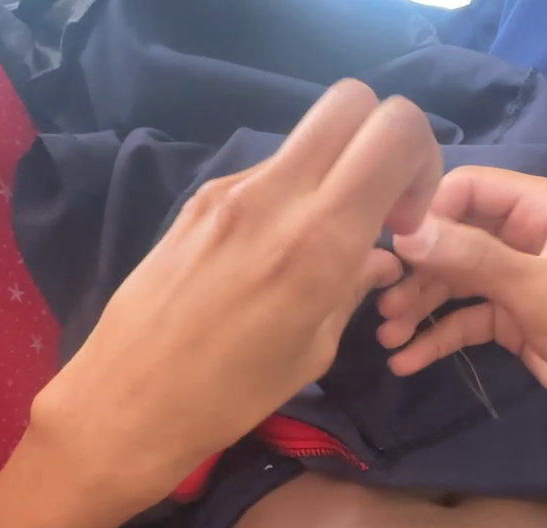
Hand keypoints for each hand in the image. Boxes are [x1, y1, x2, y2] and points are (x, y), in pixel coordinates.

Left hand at [29, 80, 440, 514]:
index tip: (405, 221)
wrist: (126, 403)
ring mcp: (229, 190)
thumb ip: (350, 289)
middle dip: (384, 146)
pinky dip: (291, 198)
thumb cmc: (229, 400)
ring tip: (319, 248)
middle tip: (378, 210)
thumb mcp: (311, 353)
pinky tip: (273, 257)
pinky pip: (265, 174)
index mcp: (317, 240)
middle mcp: (274, 195)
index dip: (420, 161)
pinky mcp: (198, 201)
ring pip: (307, 142)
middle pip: (352, 104)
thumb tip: (377, 258)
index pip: (394, 130)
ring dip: (333, 178)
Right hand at [376, 167, 546, 422]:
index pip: (471, 189)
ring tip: (388, 337)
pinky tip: (408, 360)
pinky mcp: (513, 319)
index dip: (429, 213)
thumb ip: (472, 257)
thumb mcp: (536, 287)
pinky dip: (439, 338)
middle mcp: (527, 235)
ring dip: (422, 308)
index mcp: (544, 207)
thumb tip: (407, 234)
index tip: (391, 246)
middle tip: (383, 304)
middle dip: (419, 273)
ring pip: (456, 284)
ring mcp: (519, 279)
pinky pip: (467, 321)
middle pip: (457, 240)